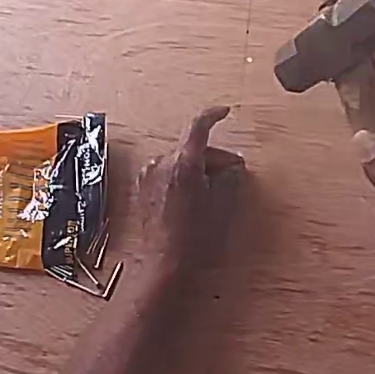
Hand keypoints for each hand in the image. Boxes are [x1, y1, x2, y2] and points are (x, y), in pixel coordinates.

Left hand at [134, 106, 245, 278]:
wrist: (165, 261)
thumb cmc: (194, 236)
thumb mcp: (221, 203)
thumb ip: (227, 176)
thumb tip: (230, 166)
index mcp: (183, 163)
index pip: (198, 127)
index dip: (213, 116)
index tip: (224, 112)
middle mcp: (161, 164)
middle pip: (191, 149)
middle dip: (213, 158)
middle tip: (232, 173)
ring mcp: (148, 176)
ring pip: (179, 162)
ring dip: (197, 169)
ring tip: (212, 191)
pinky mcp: (142, 188)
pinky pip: (166, 174)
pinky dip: (181, 178)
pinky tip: (192, 197)